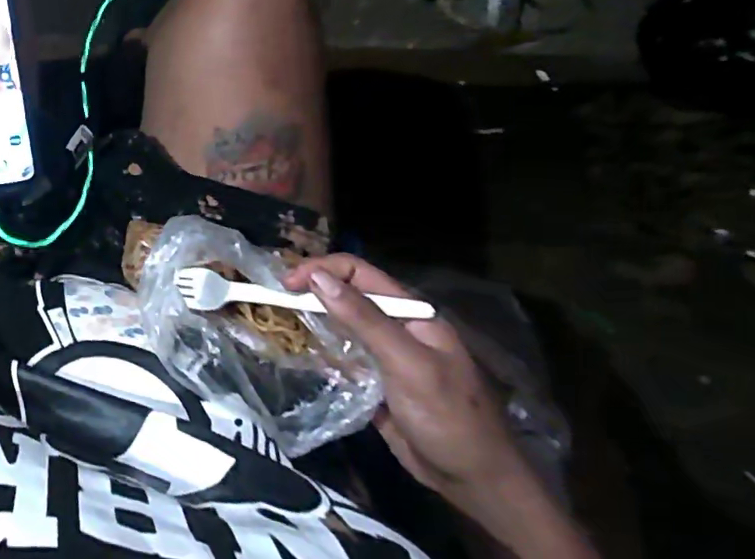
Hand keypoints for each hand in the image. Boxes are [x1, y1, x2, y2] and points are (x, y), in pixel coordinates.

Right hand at [285, 255, 596, 558]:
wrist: (477, 483)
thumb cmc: (449, 417)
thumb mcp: (408, 364)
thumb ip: (363, 319)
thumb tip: (316, 277)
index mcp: (409, 312)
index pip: (356, 272)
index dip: (320, 270)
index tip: (287, 285)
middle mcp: (395, 325)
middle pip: (344, 293)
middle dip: (310, 292)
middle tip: (277, 302)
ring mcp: (384, 352)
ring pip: (339, 323)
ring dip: (312, 321)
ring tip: (283, 326)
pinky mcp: (375, 378)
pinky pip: (341, 354)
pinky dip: (321, 352)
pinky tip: (306, 357)